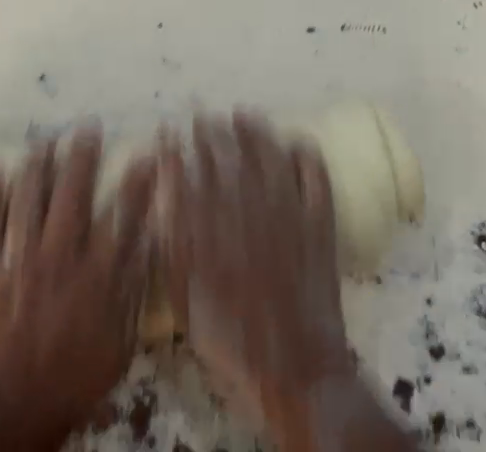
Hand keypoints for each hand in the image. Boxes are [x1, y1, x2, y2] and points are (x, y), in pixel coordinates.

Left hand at [0, 125, 155, 451]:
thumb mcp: (120, 342)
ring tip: (43, 140)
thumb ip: (134, 290)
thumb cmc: (75, 380)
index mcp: (96, 276)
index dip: (137, 183)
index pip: (122, 217)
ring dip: (37, 167)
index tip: (148, 153)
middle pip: (72, 196)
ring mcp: (19, 263)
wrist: (13, 412)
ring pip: (27, 201)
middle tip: (87, 128)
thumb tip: (151, 243)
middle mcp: (59, 259)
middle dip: (82, 157)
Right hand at [160, 111, 415, 451]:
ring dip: (255, 135)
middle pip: (227, 162)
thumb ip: (174, 250)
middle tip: (202, 115)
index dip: (178, 151)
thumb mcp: (186, 302)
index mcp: (212, 230)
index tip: (170, 130)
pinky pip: (315, 183)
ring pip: (270, 161)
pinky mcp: (319, 227)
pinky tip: (298, 142)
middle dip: (212, 134)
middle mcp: (248, 213)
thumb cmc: (231, 342)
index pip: (191, 177)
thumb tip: (166, 204)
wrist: (294, 370)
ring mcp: (288, 216)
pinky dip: (307, 160)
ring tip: (243, 115)